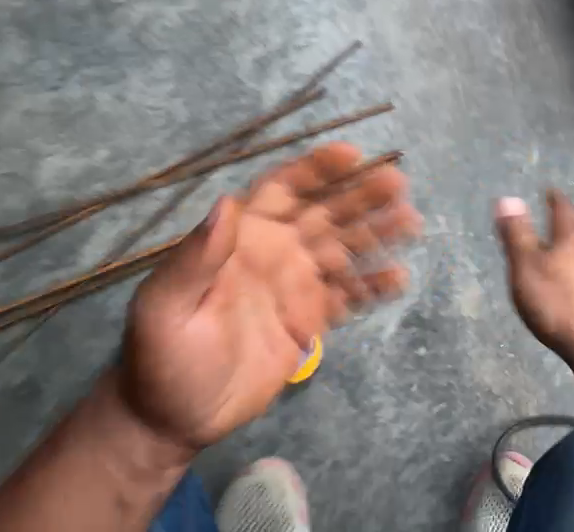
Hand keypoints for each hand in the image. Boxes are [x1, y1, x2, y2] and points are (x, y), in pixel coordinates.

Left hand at [114, 143, 419, 456]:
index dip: (315, 169)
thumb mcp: (165, 306)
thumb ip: (195, 258)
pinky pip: (348, 295)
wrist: (173, 418)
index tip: (350, 155)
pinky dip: (373, 284)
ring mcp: (297, 283)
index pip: (284, 189)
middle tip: (397, 183)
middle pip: (325, 212)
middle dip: (360, 195)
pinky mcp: (311, 318)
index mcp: (243, 235)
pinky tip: (399, 276)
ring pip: (345, 247)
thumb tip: (226, 204)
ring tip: (411, 221)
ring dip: (377, 231)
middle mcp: (277, 249)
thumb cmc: (162, 355)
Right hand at [494, 189, 573, 369]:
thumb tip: (508, 197)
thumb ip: (517, 234)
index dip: (555, 199)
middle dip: (571, 213)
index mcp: (571, 235)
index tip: (549, 191)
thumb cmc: (557, 303)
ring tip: (572, 235)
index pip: (563, 208)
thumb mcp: (526, 267)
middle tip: (562, 208)